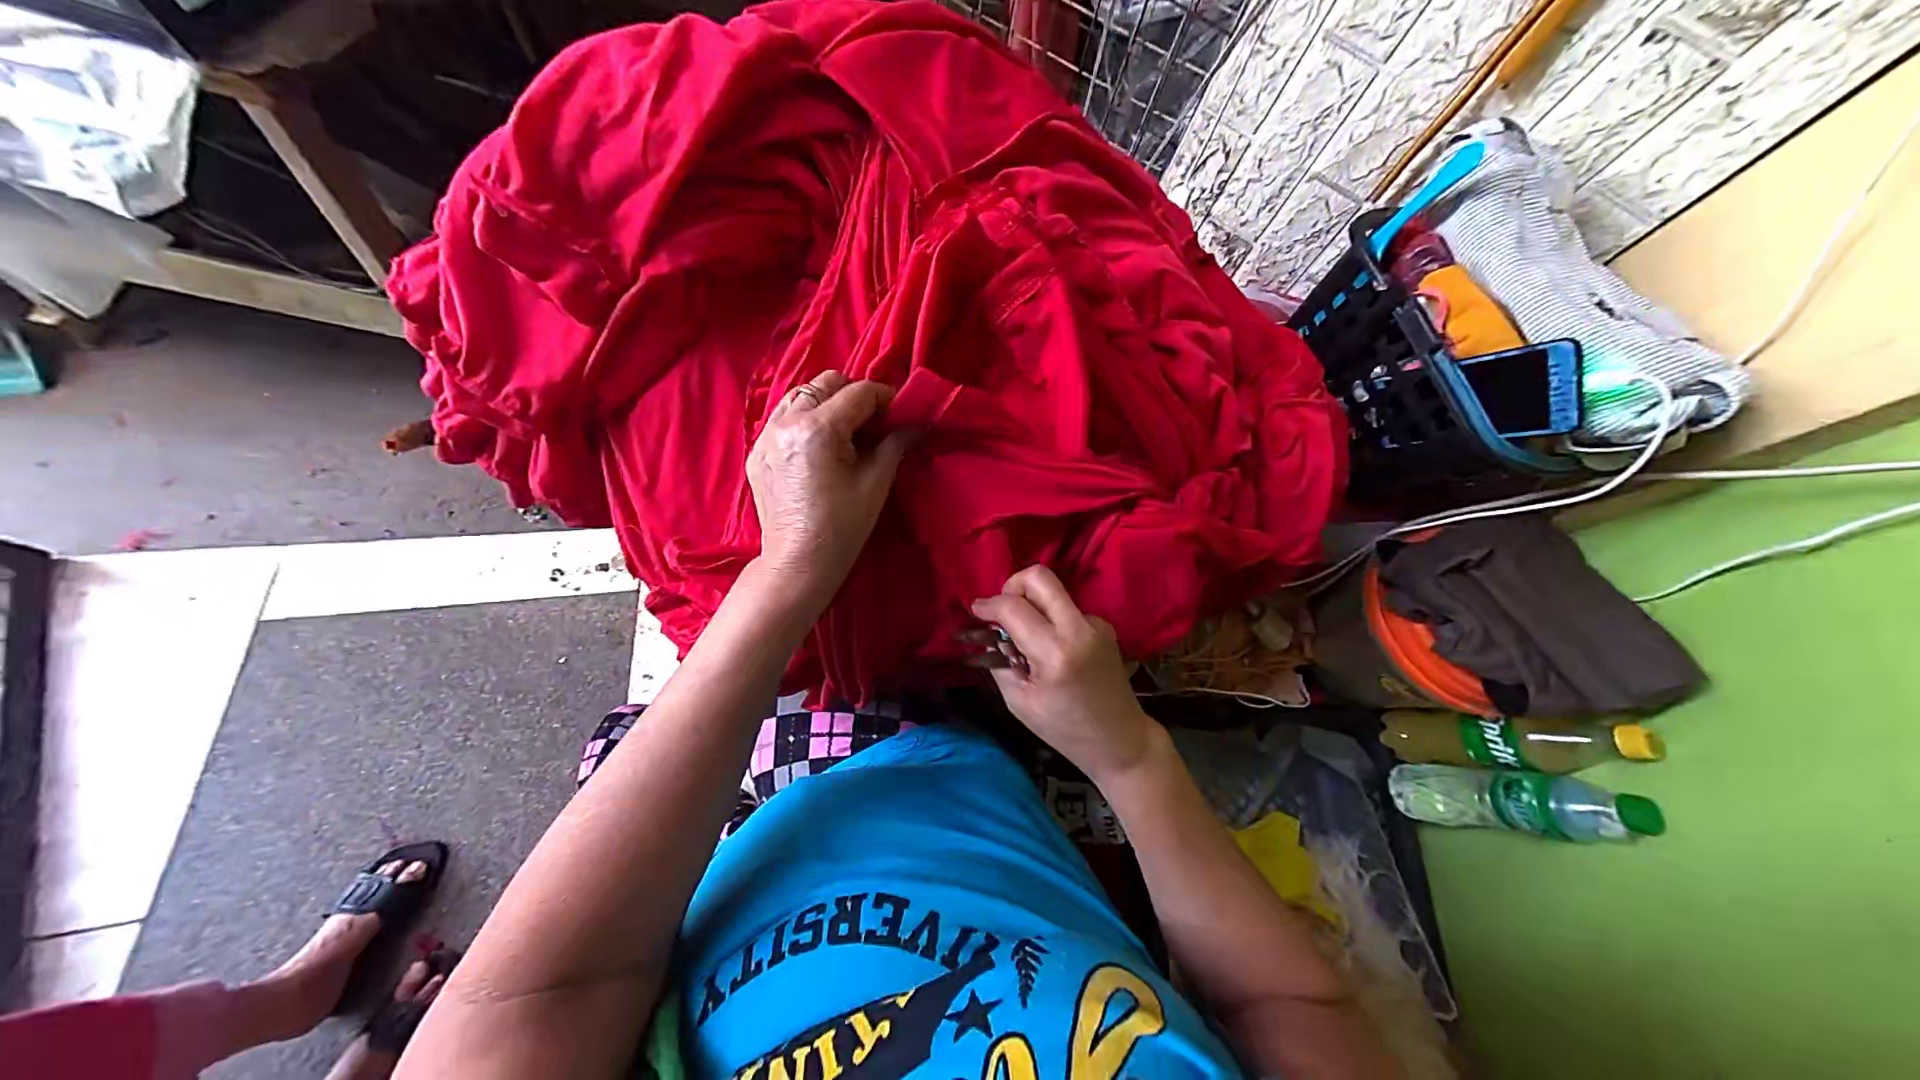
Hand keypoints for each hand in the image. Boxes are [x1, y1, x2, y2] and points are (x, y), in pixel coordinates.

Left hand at [748, 370, 912, 603]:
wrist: (798, 565)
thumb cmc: (842, 528)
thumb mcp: (876, 484)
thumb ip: (895, 444)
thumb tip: (918, 424)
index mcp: (818, 429)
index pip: (858, 392)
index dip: (885, 398)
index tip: (900, 413)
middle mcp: (786, 423)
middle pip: (825, 383)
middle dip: (854, 395)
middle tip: (873, 422)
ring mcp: (765, 437)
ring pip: (800, 396)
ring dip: (826, 404)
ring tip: (845, 433)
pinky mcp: (757, 453)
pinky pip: (783, 419)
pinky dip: (805, 421)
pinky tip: (819, 447)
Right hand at [971, 565, 1165, 785]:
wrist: (1120, 739)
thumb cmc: (1065, 730)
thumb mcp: (1019, 702)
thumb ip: (1000, 663)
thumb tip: (989, 634)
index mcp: (1056, 653)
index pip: (1014, 607)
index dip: (989, 605)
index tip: (976, 611)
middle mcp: (1079, 629)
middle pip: (1040, 577)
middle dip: (1013, 585)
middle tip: (1002, 609)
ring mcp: (1095, 623)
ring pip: (1054, 592)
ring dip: (1032, 604)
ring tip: (1026, 638)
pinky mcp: (1103, 625)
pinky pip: (1066, 608)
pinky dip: (1050, 619)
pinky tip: (1049, 647)